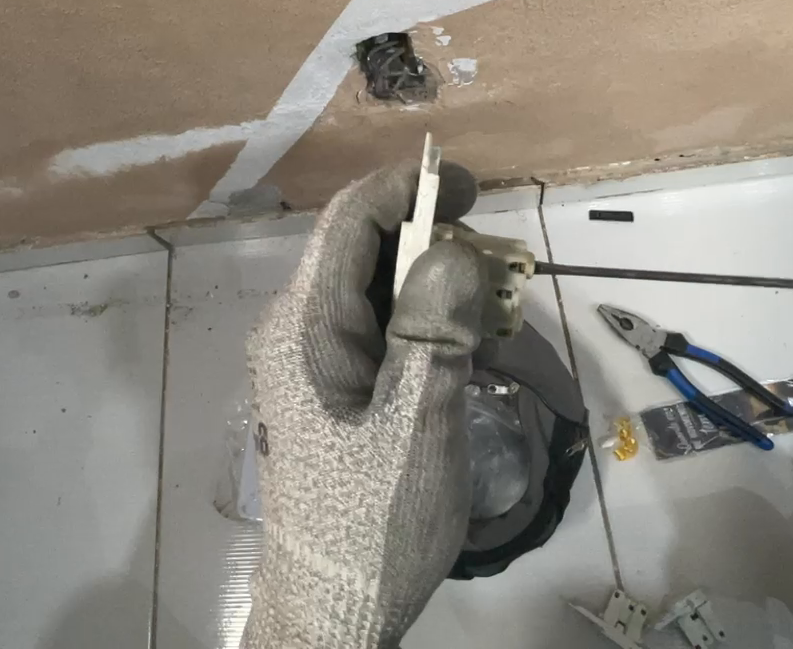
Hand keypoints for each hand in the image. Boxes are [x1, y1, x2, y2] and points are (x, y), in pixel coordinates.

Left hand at [243, 160, 484, 648]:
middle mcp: (300, 325)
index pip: (350, 221)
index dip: (407, 188)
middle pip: (363, 249)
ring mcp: (313, 354)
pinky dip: (425, 324)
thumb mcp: (415, 423)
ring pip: (376, 287)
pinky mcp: (332, 380)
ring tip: (493, 312)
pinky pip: (380, 327)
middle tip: (493, 257)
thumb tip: (454, 248)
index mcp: (306, 323)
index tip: (470, 185)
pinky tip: (468, 350)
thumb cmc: (371, 522)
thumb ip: (433, 329)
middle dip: (430, 239)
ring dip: (434, 285)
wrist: (332, 608)